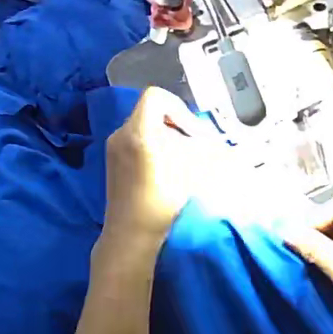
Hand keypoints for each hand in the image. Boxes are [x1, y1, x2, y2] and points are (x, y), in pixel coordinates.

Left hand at [100, 88, 203, 256]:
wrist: (129, 236)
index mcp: (138, 133)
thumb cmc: (159, 204)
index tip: (192, 132)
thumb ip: (203, 151)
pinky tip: (167, 166)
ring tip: (182, 157)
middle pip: (152, 111)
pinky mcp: (113, 158)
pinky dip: (155, 144)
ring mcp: (114, 146)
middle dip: (176, 124)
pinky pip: (137, 138)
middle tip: (194, 144)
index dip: (179, 108)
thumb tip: (220, 143)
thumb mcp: (188, 174)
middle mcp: (121, 134)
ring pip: (145, 125)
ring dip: (167, 135)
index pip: (156, 98)